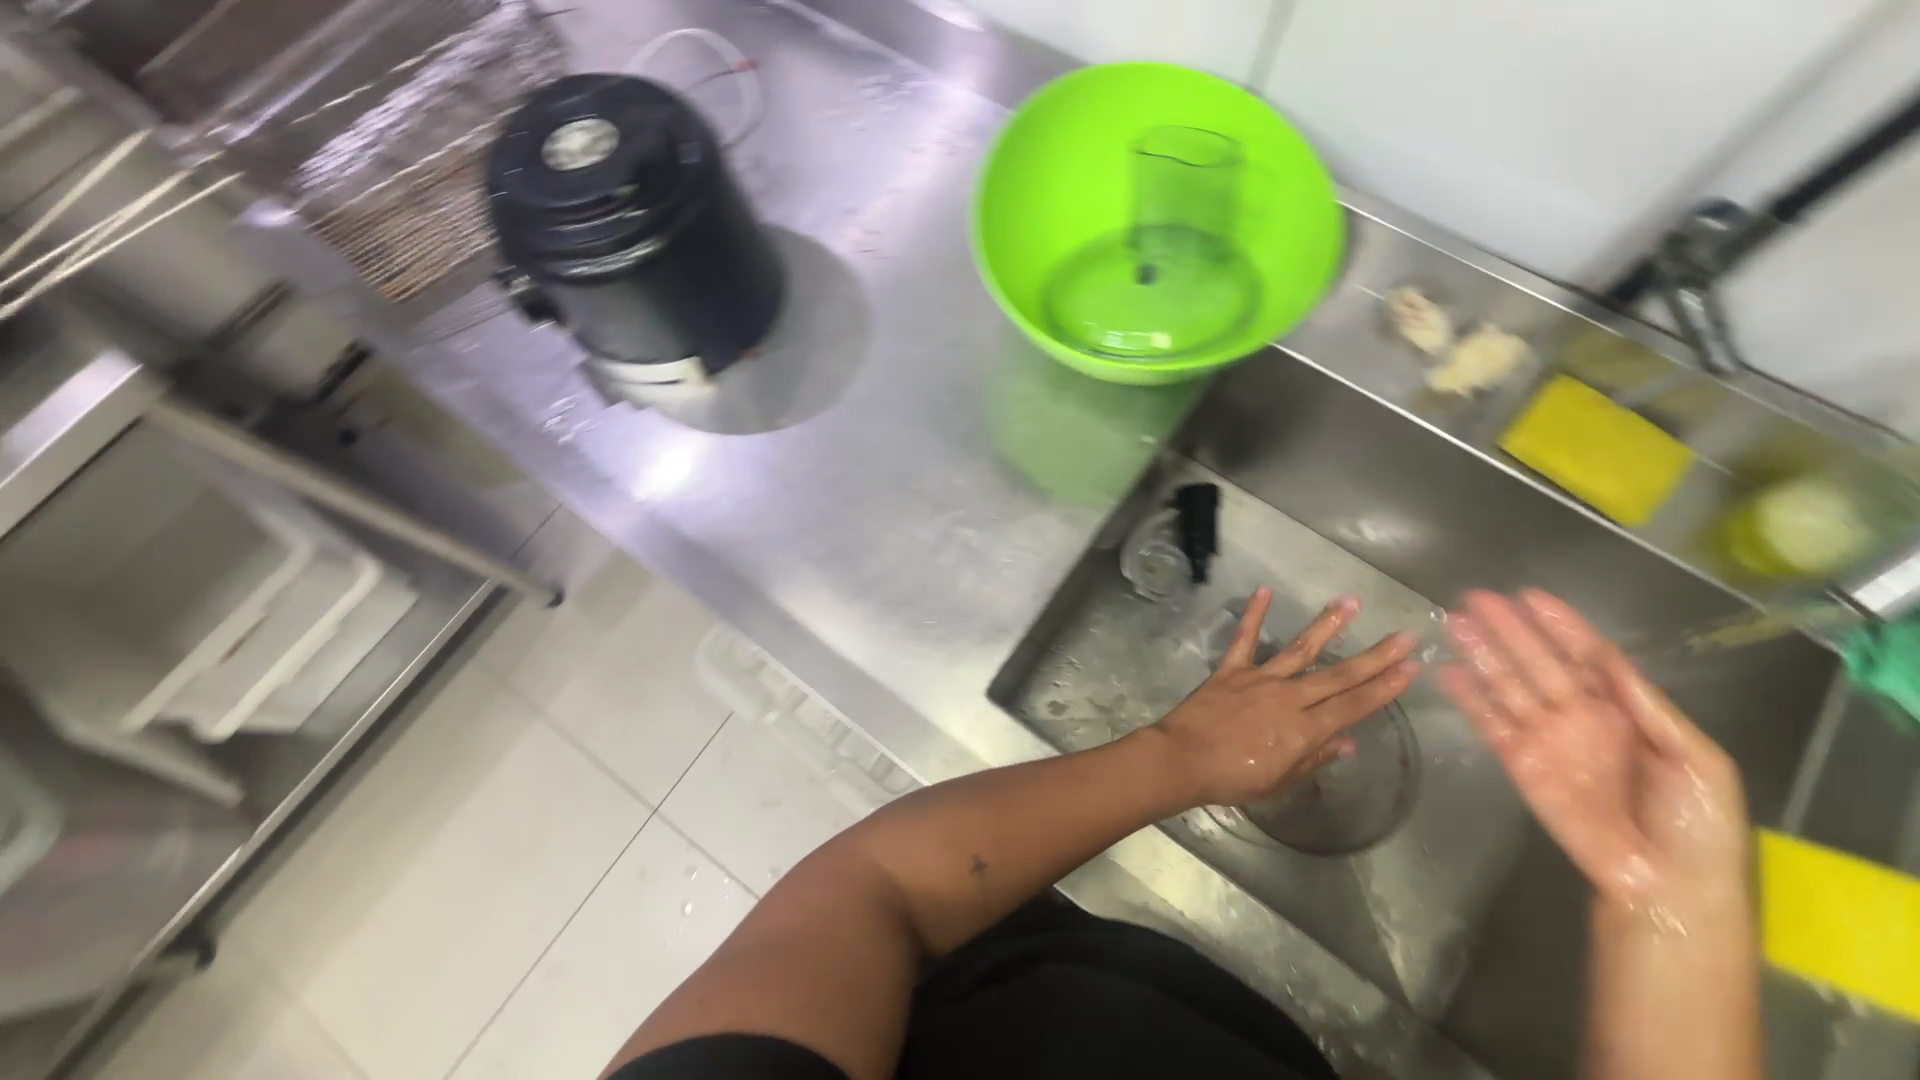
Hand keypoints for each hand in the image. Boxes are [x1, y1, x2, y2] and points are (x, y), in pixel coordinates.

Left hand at [1149, 586, 1419, 807]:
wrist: (1183, 760)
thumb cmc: (1233, 779)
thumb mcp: (1280, 781)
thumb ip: (1314, 759)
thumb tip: (1347, 742)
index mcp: (1305, 729)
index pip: (1355, 705)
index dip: (1386, 687)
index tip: (1412, 667)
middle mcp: (1289, 697)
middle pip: (1339, 675)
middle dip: (1376, 656)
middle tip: (1405, 635)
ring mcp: (1259, 679)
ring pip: (1300, 648)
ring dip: (1327, 624)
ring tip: (1350, 601)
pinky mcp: (1231, 670)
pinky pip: (1244, 639)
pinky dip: (1254, 614)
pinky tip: (1264, 590)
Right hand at [1436, 590, 1750, 912]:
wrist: (1668, 884)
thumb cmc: (1697, 824)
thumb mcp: (1697, 759)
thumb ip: (1650, 707)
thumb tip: (1608, 658)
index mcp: (1624, 710)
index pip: (1585, 656)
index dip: (1560, 626)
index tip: (1531, 596)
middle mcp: (1579, 716)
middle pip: (1538, 663)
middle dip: (1509, 630)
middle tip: (1477, 598)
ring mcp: (1546, 739)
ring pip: (1507, 685)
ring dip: (1482, 653)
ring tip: (1456, 622)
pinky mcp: (1519, 764)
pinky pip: (1489, 724)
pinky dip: (1468, 699)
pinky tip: (1449, 673)